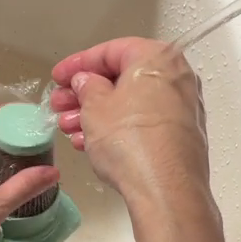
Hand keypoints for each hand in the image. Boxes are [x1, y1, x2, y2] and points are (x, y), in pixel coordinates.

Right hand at [50, 38, 208, 204]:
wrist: (166, 190)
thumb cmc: (130, 142)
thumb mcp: (95, 108)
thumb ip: (87, 87)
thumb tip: (86, 82)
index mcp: (157, 58)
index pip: (111, 51)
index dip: (78, 64)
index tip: (58, 76)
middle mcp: (176, 77)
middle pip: (122, 79)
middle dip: (85, 94)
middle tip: (59, 105)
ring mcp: (181, 109)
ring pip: (130, 104)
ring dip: (96, 114)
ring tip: (69, 128)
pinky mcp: (181, 136)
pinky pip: (142, 123)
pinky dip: (117, 128)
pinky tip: (92, 143)